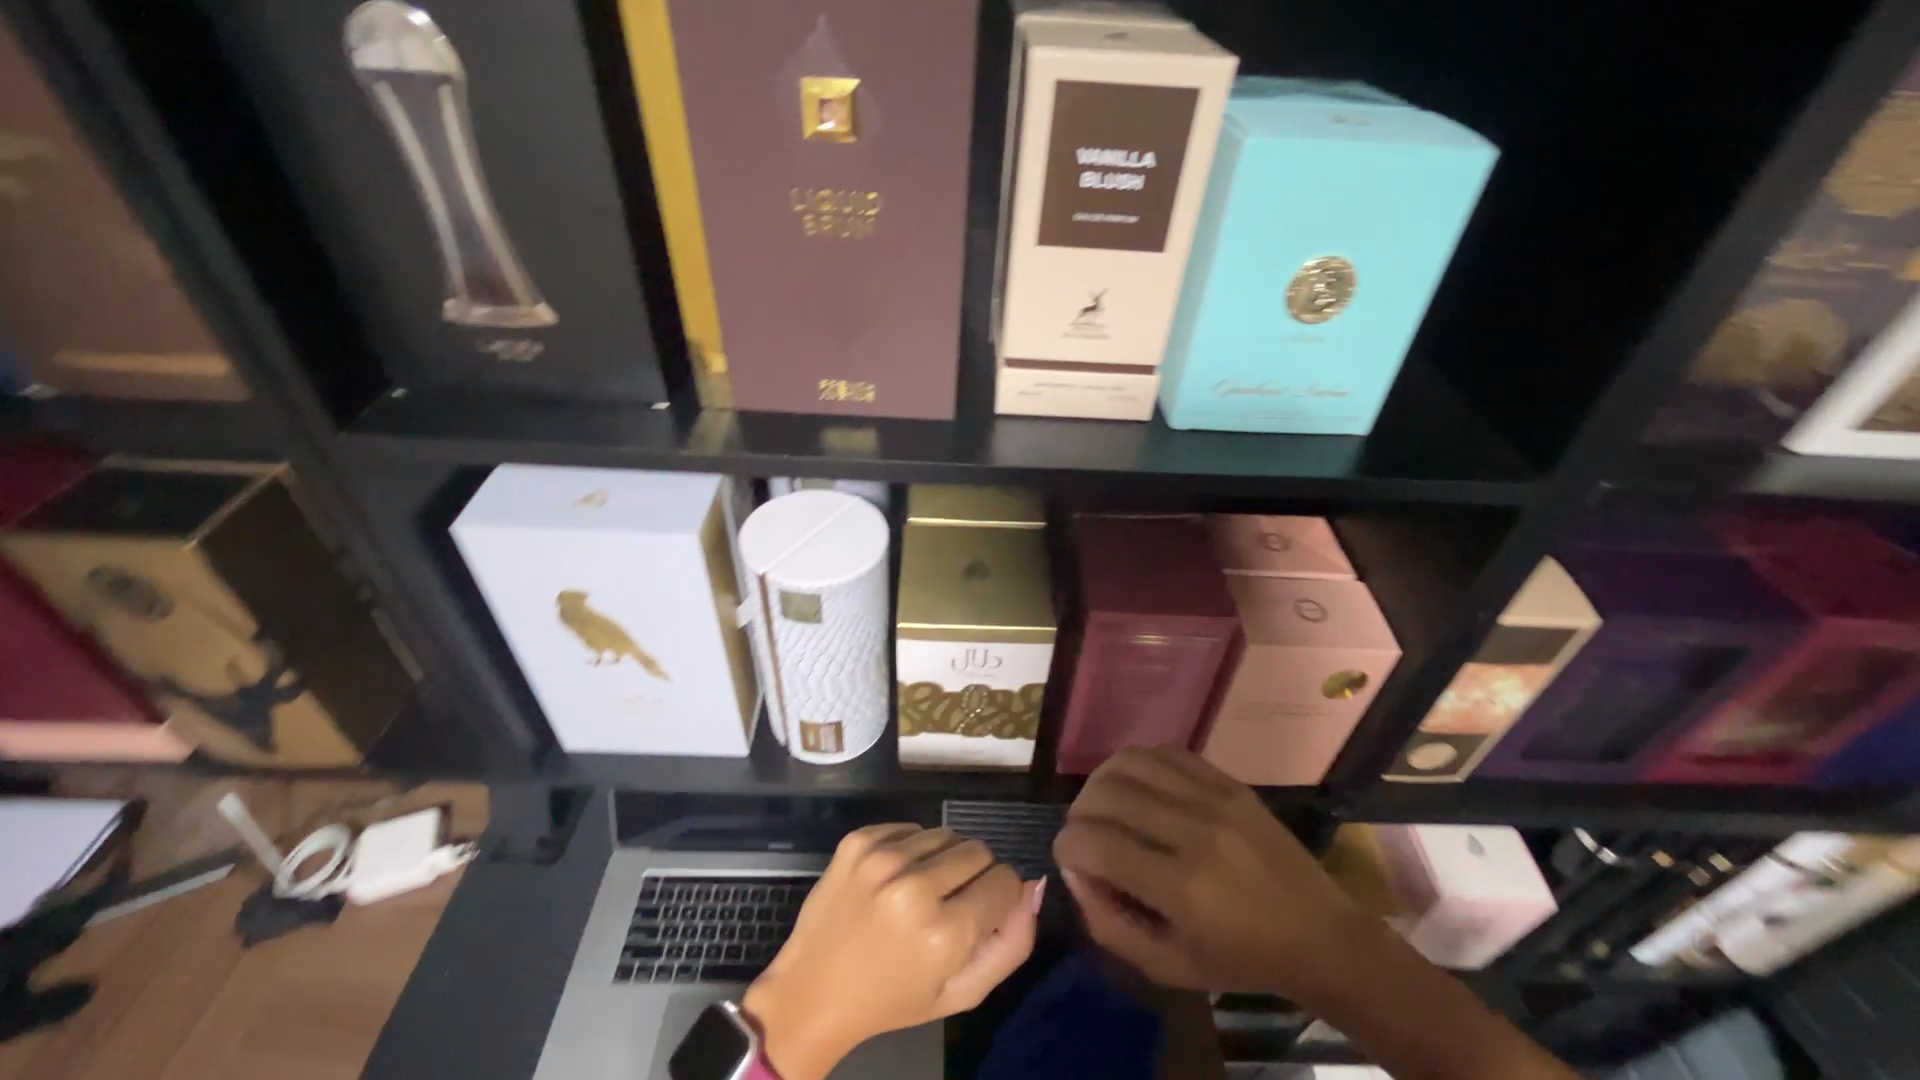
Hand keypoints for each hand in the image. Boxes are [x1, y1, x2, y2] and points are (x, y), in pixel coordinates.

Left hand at [742, 825, 1043, 1079]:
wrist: (812, 991)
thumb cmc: (893, 999)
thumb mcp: (962, 993)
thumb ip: (1012, 943)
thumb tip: (1033, 886)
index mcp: (945, 933)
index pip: (1006, 881)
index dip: (1000, 898)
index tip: (980, 916)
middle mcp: (914, 887)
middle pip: (979, 850)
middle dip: (974, 876)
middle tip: (949, 905)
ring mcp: (880, 859)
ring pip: (946, 834)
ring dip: (943, 860)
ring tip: (921, 892)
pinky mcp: (857, 841)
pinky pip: (910, 827)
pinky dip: (911, 849)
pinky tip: (895, 880)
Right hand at [1052, 746, 1364, 996]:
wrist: (1321, 935)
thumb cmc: (1240, 960)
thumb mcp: (1167, 966)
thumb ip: (1109, 924)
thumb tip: (1075, 872)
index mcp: (1180, 886)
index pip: (1094, 843)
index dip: (1066, 848)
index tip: (1071, 861)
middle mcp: (1194, 831)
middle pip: (1106, 795)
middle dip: (1078, 815)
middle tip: (1085, 837)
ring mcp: (1215, 799)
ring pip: (1130, 762)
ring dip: (1102, 783)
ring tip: (1104, 807)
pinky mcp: (1230, 783)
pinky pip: (1166, 752)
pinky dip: (1138, 765)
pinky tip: (1137, 789)